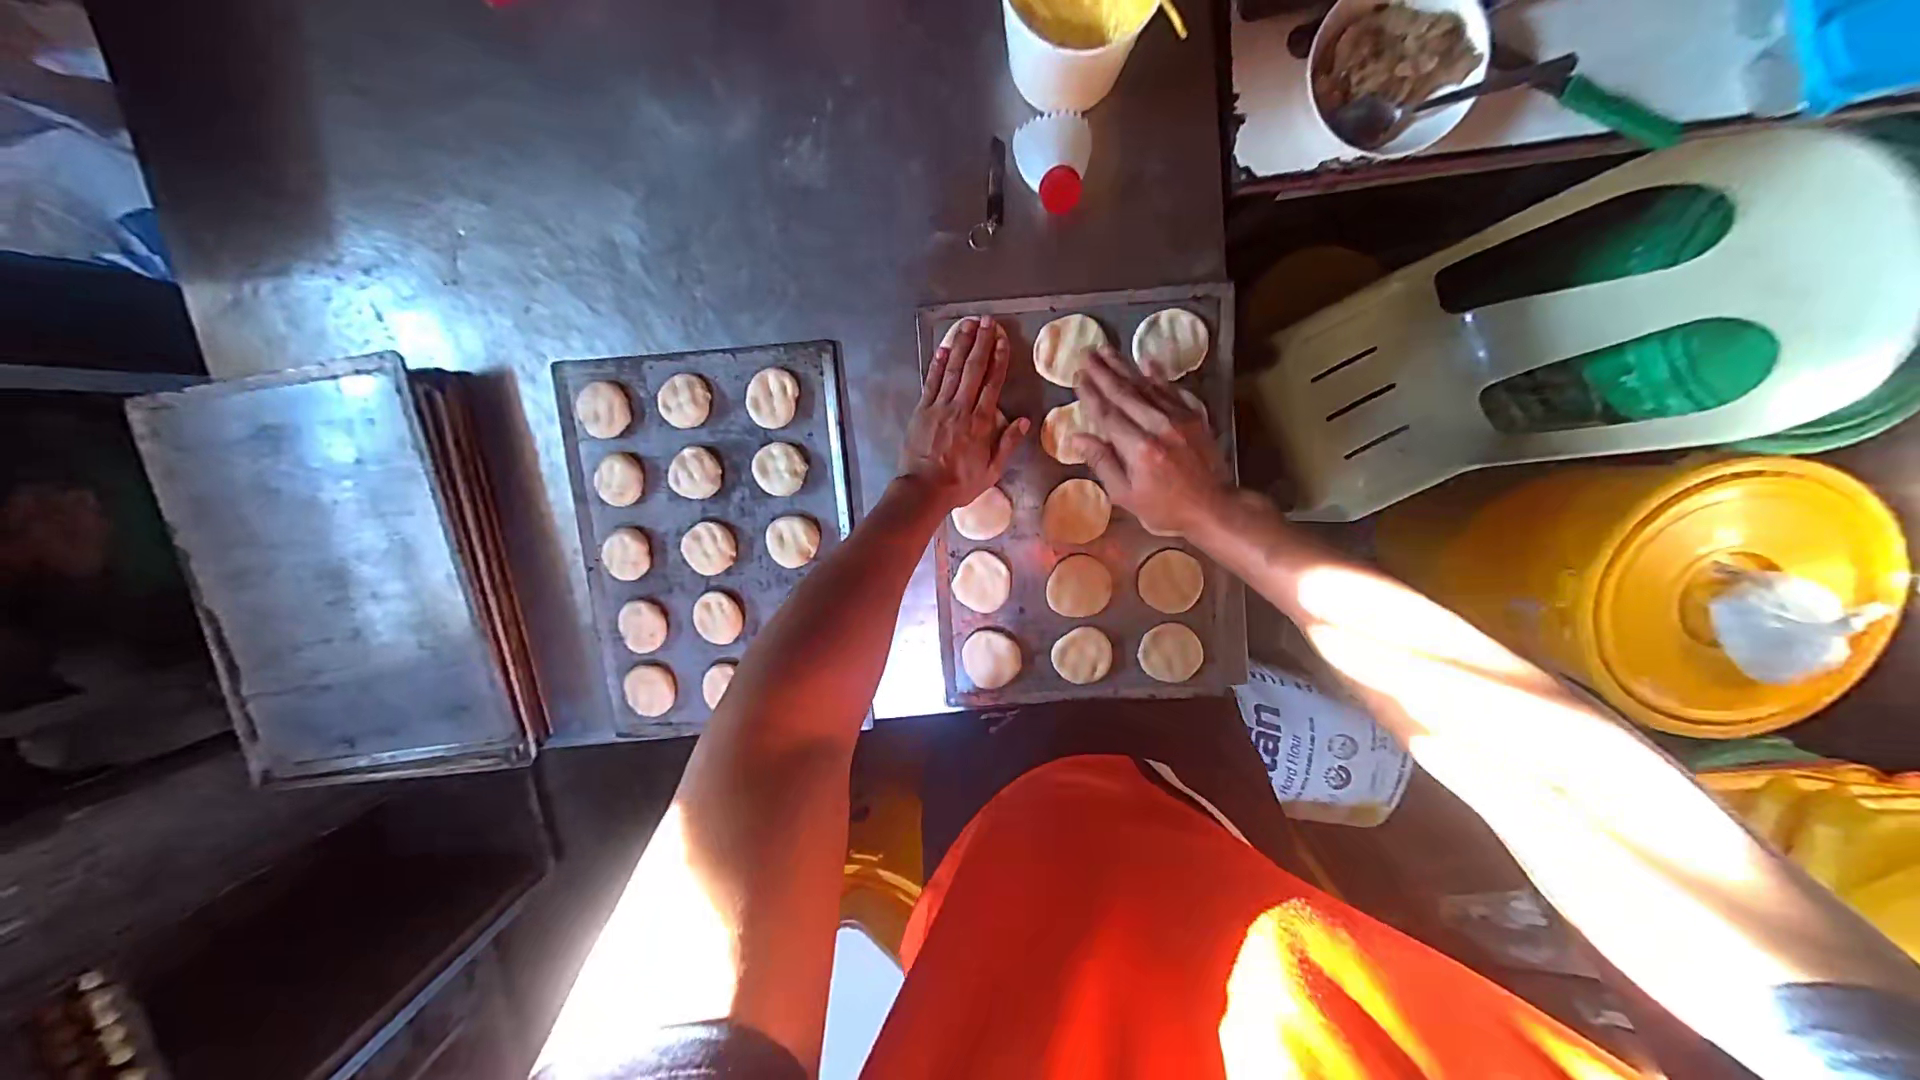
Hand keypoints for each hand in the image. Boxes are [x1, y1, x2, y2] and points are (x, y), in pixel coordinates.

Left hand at [898, 316, 1028, 508]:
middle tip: (987, 321)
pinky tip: (944, 348)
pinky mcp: (922, 410)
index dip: (999, 358)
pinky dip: (938, 363)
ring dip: (961, 345)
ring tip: (968, 325)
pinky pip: (931, 381)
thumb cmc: (959, 483)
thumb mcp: (992, 470)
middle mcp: (960, 408)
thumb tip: (1024, 420)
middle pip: (973, 369)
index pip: (993, 383)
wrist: (923, 490)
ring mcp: (939, 407)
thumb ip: (1008, 443)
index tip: (1003, 339)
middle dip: (981, 342)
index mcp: (980, 422)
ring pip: (952, 369)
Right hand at [1068, 346, 1230, 534]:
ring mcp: (1180, 418)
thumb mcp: (1126, 495)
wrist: (1214, 508)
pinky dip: (1160, 375)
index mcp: (1138, 448)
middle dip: (1104, 372)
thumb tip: (1077, 437)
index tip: (1077, 376)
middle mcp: (1159, 426)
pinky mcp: (1195, 417)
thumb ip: (1102, 463)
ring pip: (1148, 386)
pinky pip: (1174, 390)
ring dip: (1126, 367)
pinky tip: (1148, 361)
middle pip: (1126, 393)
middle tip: (1087, 353)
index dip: (1090, 394)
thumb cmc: (1165, 509)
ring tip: (1107, 351)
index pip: (1107, 414)